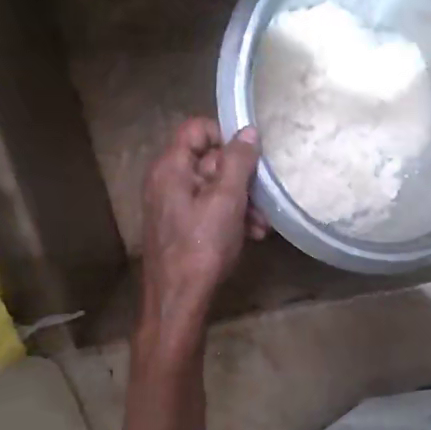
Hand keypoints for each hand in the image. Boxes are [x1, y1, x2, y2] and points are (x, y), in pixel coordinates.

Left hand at [139, 118, 265, 359]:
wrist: (179, 300)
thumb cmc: (202, 246)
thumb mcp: (227, 199)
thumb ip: (238, 161)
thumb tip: (249, 131)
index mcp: (171, 167)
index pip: (197, 128)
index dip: (225, 135)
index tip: (250, 156)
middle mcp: (167, 180)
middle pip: (209, 159)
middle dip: (241, 176)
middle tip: (263, 196)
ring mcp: (172, 204)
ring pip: (213, 186)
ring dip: (242, 200)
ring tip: (262, 223)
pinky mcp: (180, 226)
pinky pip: (209, 208)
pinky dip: (231, 216)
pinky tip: (252, 234)